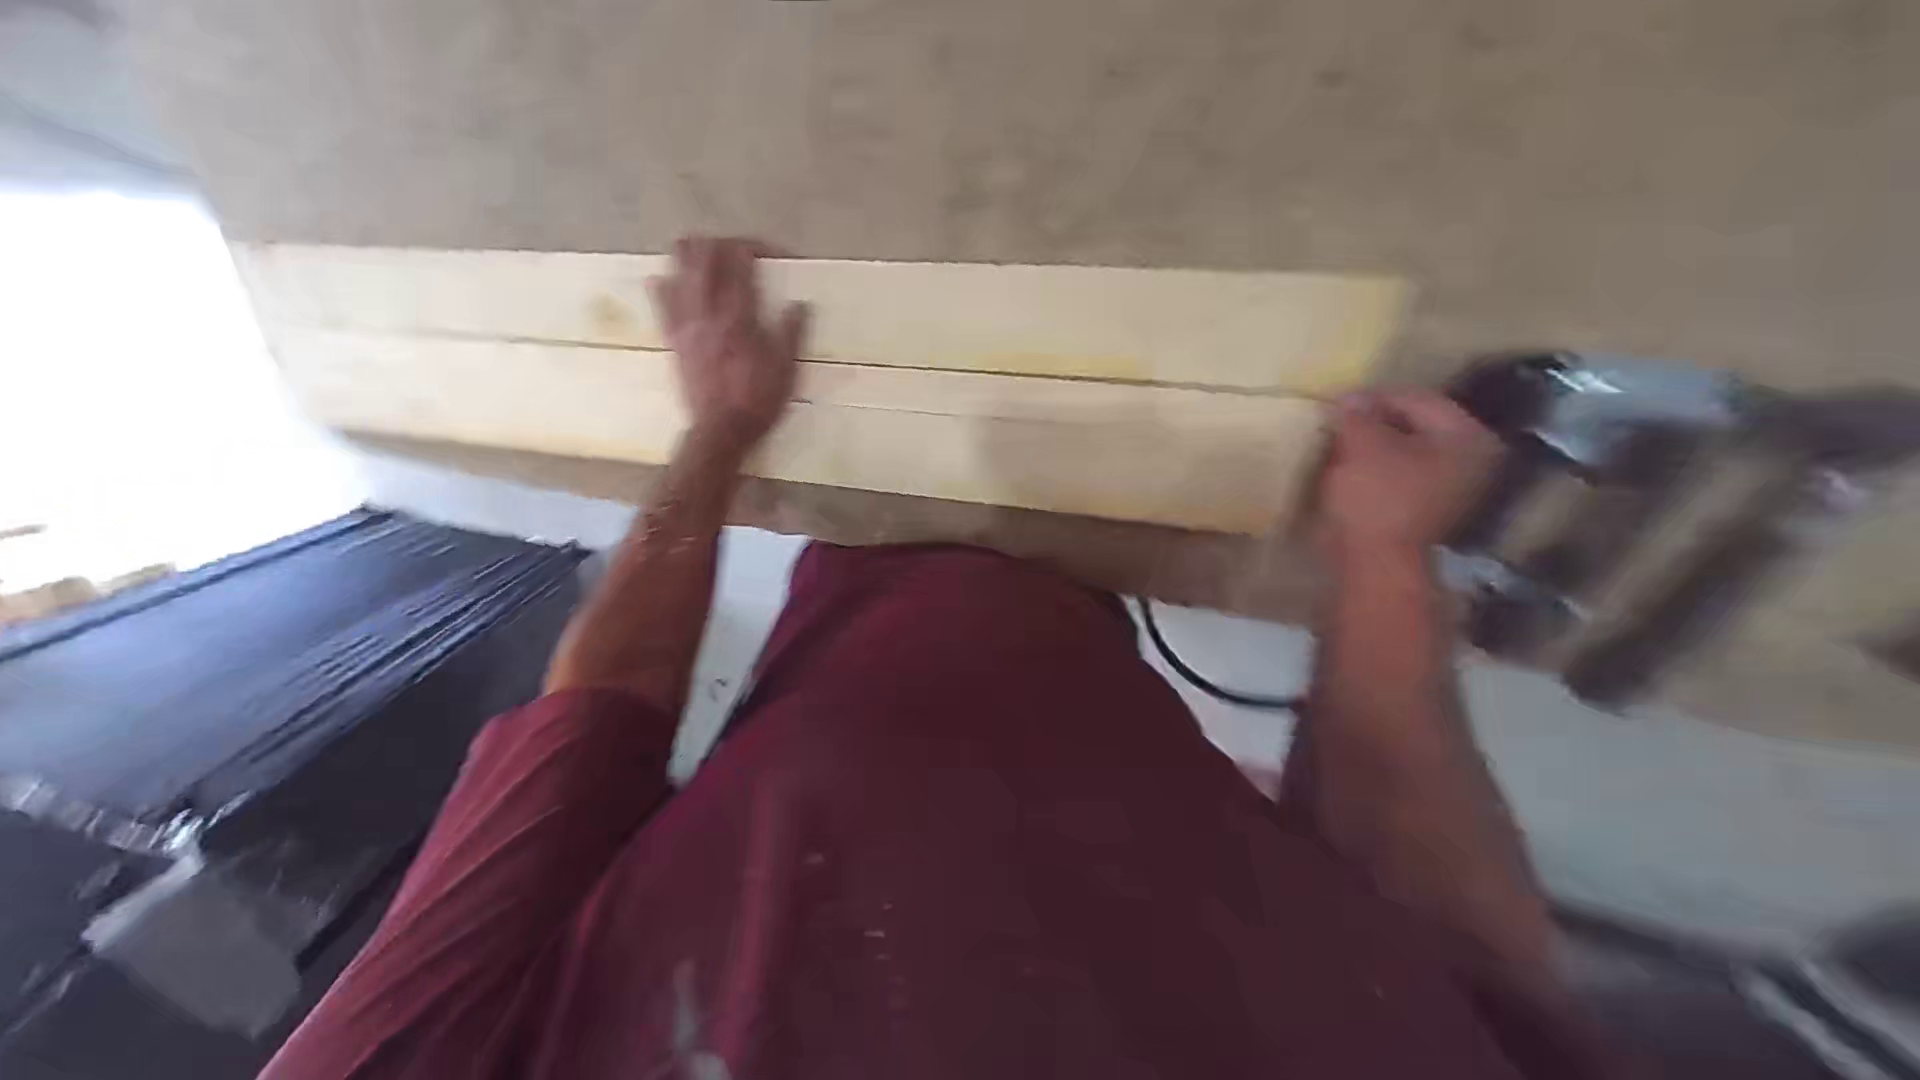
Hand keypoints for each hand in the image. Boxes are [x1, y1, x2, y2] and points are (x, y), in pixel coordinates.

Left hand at [648, 237, 808, 454]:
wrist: (720, 430)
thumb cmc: (758, 401)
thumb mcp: (786, 370)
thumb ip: (791, 333)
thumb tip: (799, 305)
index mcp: (738, 317)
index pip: (741, 261)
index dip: (755, 247)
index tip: (772, 252)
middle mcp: (707, 311)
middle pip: (704, 254)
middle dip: (722, 243)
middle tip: (740, 252)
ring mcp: (685, 322)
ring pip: (677, 267)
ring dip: (692, 255)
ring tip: (709, 260)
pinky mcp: (673, 337)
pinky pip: (661, 300)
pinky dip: (666, 284)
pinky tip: (672, 282)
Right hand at [1315, 388, 1501, 560]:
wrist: (1375, 562)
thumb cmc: (1377, 496)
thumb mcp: (1362, 444)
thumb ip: (1356, 414)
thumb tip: (1347, 398)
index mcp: (1467, 437)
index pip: (1417, 399)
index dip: (1374, 396)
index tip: (1338, 399)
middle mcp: (1470, 461)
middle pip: (1415, 426)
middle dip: (1374, 421)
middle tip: (1337, 419)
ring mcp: (1451, 490)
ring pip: (1404, 452)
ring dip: (1371, 445)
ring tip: (1337, 443)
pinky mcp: (1424, 511)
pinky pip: (1397, 477)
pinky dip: (1374, 469)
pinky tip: (1347, 469)